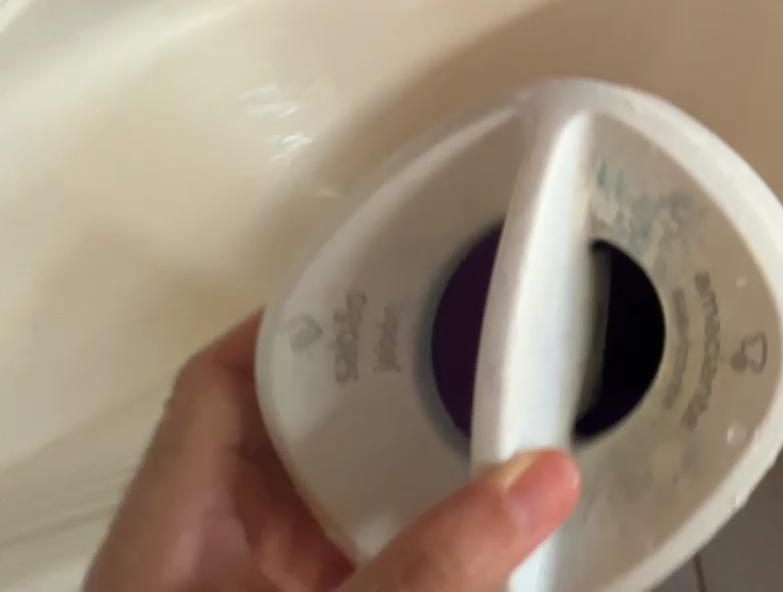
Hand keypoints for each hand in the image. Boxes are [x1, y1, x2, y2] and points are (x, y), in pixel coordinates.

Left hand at [84, 312, 580, 591]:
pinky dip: (460, 497)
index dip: (304, 311)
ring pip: (368, 470)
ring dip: (442, 427)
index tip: (404, 267)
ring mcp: (295, 577)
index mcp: (184, 536)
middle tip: (501, 308)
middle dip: (408, 357)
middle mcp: (235, 544)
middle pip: (317, 411)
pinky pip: (407, 524)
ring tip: (527, 371)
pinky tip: (520, 484)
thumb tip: (552, 472)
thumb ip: (429, 571)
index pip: (231, 379)